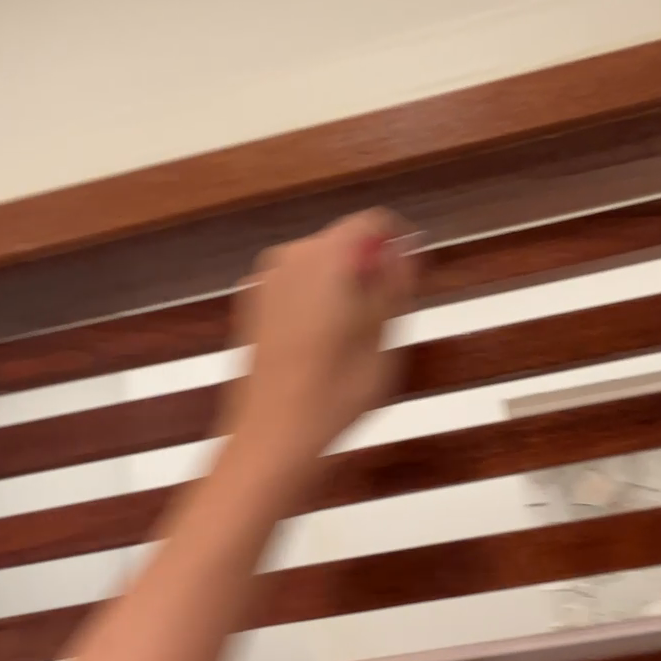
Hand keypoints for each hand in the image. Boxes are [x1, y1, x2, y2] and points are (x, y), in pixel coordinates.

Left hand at [220, 209, 419, 477]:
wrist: (272, 437)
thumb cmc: (335, 391)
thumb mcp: (384, 336)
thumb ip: (397, 281)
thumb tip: (407, 246)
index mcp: (326, 256)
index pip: (373, 223)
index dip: (397, 245)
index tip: (409, 280)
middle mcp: (289, 256)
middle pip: (344, 243)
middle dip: (368, 271)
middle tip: (382, 323)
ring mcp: (264, 280)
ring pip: (321, 266)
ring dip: (342, 289)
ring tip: (352, 341)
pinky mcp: (251, 304)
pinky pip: (297, 287)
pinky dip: (315, 302)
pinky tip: (321, 347)